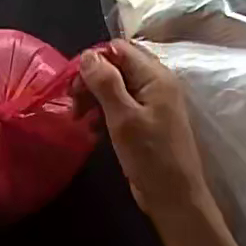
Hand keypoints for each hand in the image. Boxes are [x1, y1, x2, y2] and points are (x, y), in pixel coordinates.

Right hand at [75, 40, 211, 222]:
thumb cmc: (150, 157)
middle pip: (116, 65)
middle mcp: (156, 83)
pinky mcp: (145, 121)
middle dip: (91, 80)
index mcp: (155, 76)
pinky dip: (103, 112)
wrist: (173, 196)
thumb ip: (106, 83)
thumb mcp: (123, 118)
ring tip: (80, 119)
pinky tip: (92, 130)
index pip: (118, 49)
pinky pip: (120, 105)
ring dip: (94, 97)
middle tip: (73, 104)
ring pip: (116, 86)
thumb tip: (88, 55)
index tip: (72, 85)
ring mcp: (152, 102)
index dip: (92, 61)